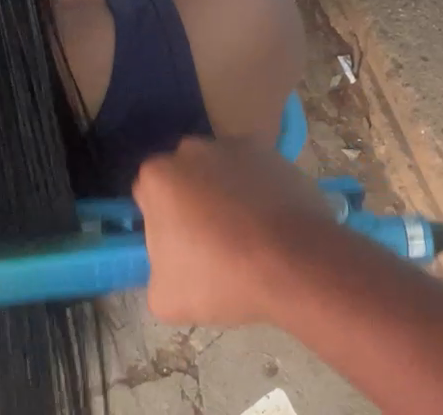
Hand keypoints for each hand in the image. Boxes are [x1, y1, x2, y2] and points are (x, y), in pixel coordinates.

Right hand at [131, 137, 336, 325]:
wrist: (296, 263)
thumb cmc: (222, 278)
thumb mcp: (165, 297)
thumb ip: (155, 270)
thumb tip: (168, 262)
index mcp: (159, 176)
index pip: (146, 194)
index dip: (159, 221)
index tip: (176, 246)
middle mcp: (193, 149)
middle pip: (183, 176)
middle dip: (190, 200)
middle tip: (208, 242)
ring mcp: (236, 145)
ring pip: (219, 170)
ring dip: (225, 192)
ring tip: (245, 234)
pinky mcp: (273, 152)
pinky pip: (254, 172)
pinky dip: (257, 190)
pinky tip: (269, 223)